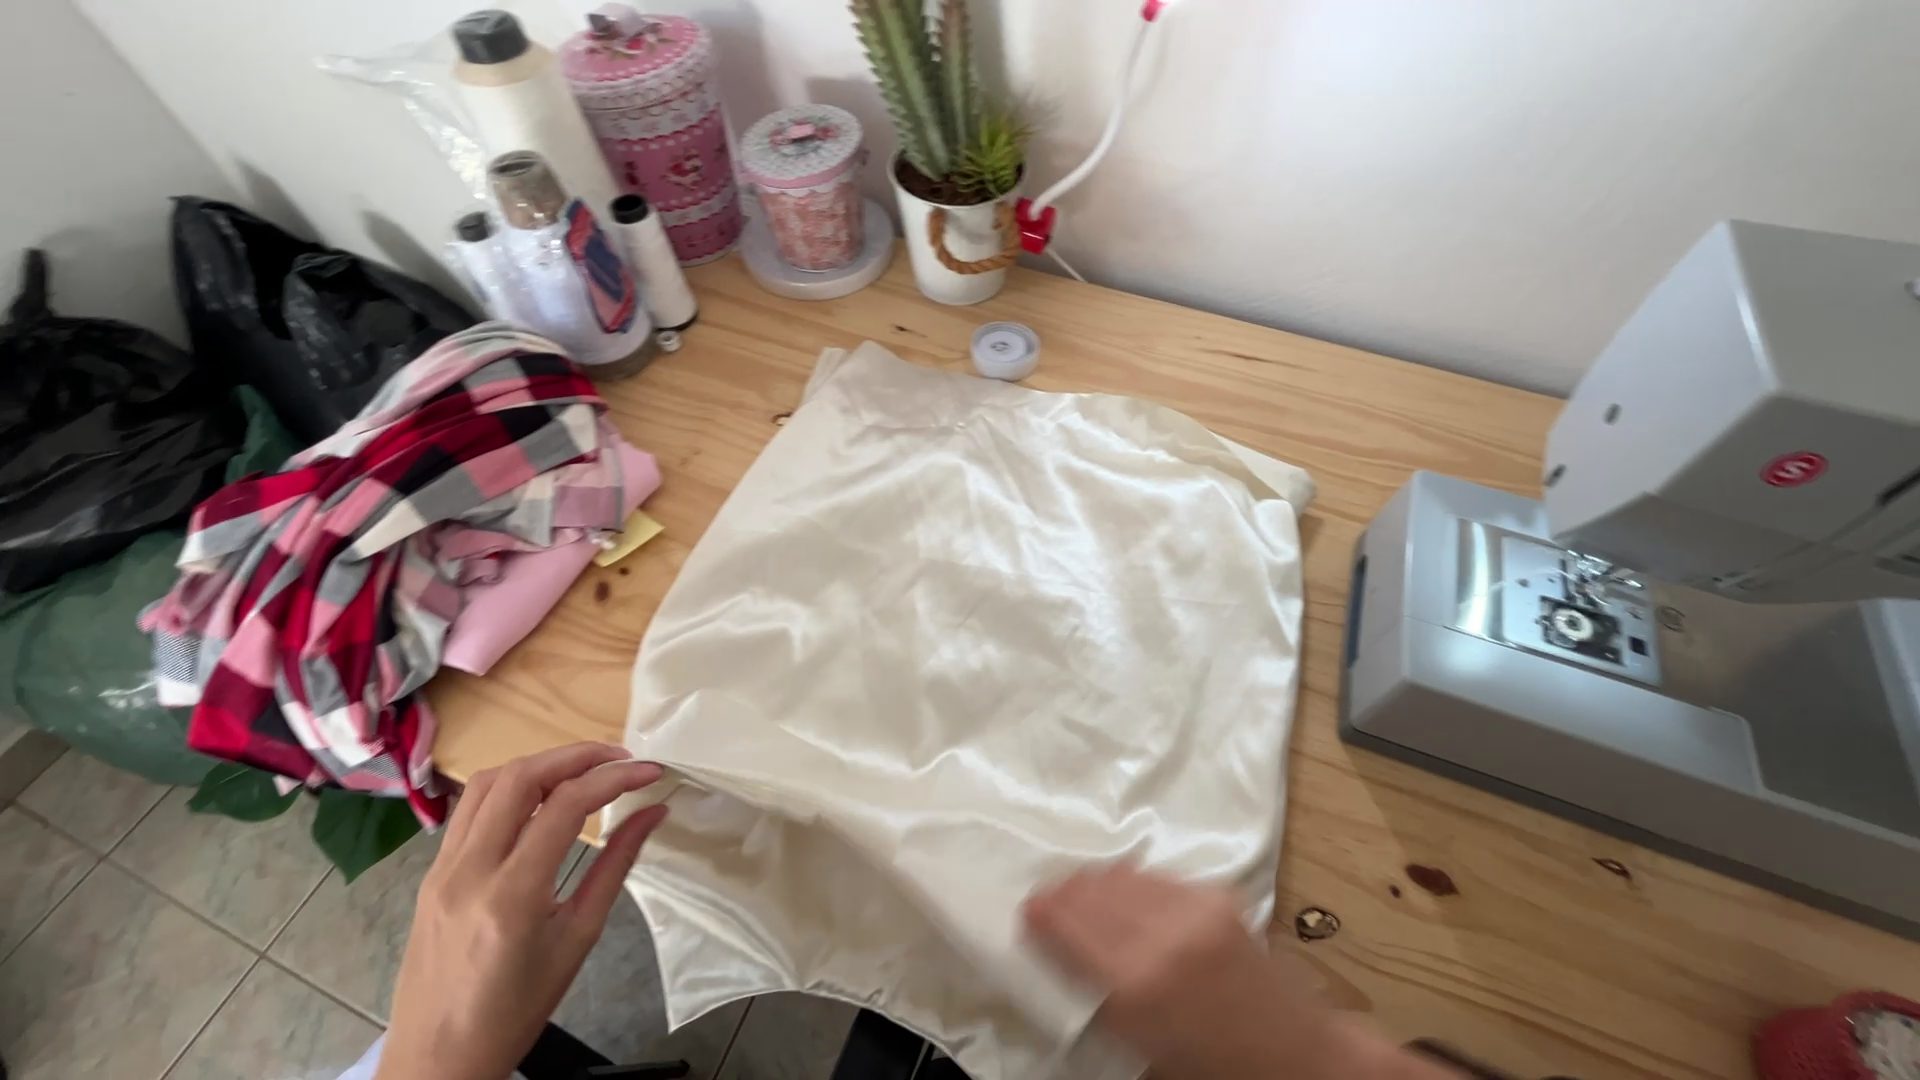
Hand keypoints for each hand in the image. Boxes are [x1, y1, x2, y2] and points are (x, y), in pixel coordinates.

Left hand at [375, 743, 669, 1079]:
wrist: (435, 1063)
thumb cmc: (517, 1011)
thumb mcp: (579, 937)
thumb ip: (616, 866)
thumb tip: (654, 812)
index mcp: (512, 895)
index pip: (567, 805)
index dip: (615, 777)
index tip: (652, 771)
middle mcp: (469, 871)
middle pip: (521, 777)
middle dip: (577, 755)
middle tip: (621, 759)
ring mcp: (441, 869)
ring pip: (488, 783)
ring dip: (541, 763)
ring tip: (584, 770)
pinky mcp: (431, 873)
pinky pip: (470, 809)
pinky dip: (511, 786)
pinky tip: (541, 798)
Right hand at [1024, 864, 1450, 1079]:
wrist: (1296, 1056)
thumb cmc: (1209, 1065)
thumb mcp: (1138, 1045)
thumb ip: (1094, 994)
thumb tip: (1056, 948)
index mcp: (1134, 987)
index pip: (1064, 928)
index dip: (1037, 914)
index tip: (1024, 910)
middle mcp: (1159, 937)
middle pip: (1085, 893)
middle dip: (1059, 893)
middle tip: (1045, 899)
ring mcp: (1190, 909)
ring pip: (1116, 873)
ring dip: (1090, 881)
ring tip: (1078, 891)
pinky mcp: (1215, 894)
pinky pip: (1151, 873)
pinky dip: (1126, 879)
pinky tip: (1120, 891)